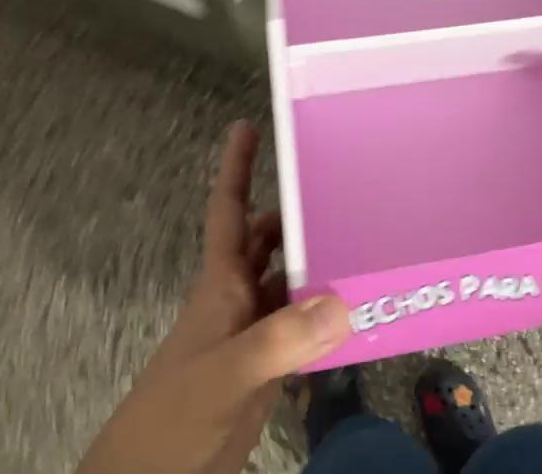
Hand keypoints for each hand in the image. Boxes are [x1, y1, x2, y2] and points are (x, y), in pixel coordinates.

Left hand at [78, 122, 350, 473]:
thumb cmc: (173, 416)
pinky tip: (362, 309)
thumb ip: (278, 340)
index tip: (246, 124)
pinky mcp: (269, 367)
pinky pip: (305, 325)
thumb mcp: (225, 375)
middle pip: (269, 240)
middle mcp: (240, 299)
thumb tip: (343, 302)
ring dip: (322, 260)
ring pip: (292, 280)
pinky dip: (330, 313)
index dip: (236, 167)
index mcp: (221, 284)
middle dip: (299, 210)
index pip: (229, 210)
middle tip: (346, 184)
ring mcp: (255, 334)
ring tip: (368, 238)